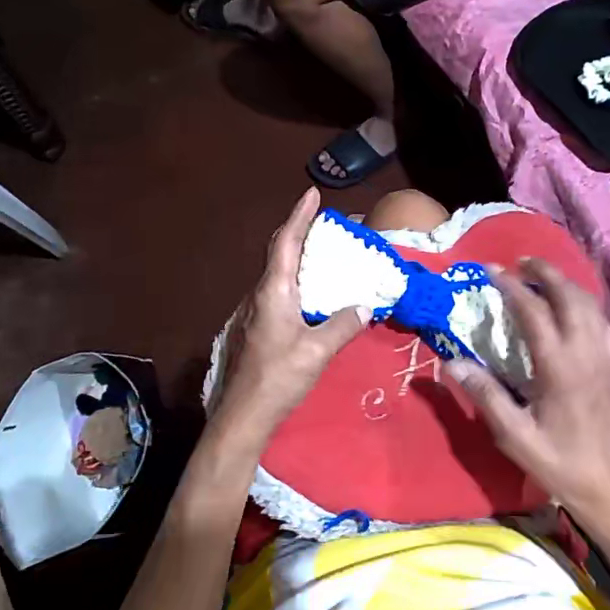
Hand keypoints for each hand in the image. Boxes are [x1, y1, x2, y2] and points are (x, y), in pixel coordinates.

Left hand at [215, 188, 368, 434]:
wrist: (243, 415)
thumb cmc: (279, 378)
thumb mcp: (317, 351)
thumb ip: (343, 325)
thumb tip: (366, 306)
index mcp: (273, 292)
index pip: (286, 242)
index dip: (299, 216)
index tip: (312, 194)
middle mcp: (259, 295)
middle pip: (279, 253)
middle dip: (299, 233)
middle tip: (325, 225)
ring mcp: (254, 313)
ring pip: (277, 274)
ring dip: (298, 259)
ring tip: (324, 257)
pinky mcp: (256, 329)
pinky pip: (278, 293)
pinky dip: (296, 282)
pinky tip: (312, 296)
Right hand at [446, 260, 609, 523]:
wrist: (609, 483)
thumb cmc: (558, 462)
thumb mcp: (514, 435)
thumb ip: (485, 395)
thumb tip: (451, 363)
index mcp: (560, 367)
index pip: (535, 312)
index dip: (512, 286)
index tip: (491, 270)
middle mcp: (585, 352)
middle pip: (569, 296)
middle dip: (545, 272)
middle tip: (519, 261)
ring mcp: (604, 356)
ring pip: (589, 304)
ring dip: (565, 283)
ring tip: (541, 275)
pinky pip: (600, 319)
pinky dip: (582, 301)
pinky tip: (569, 305)